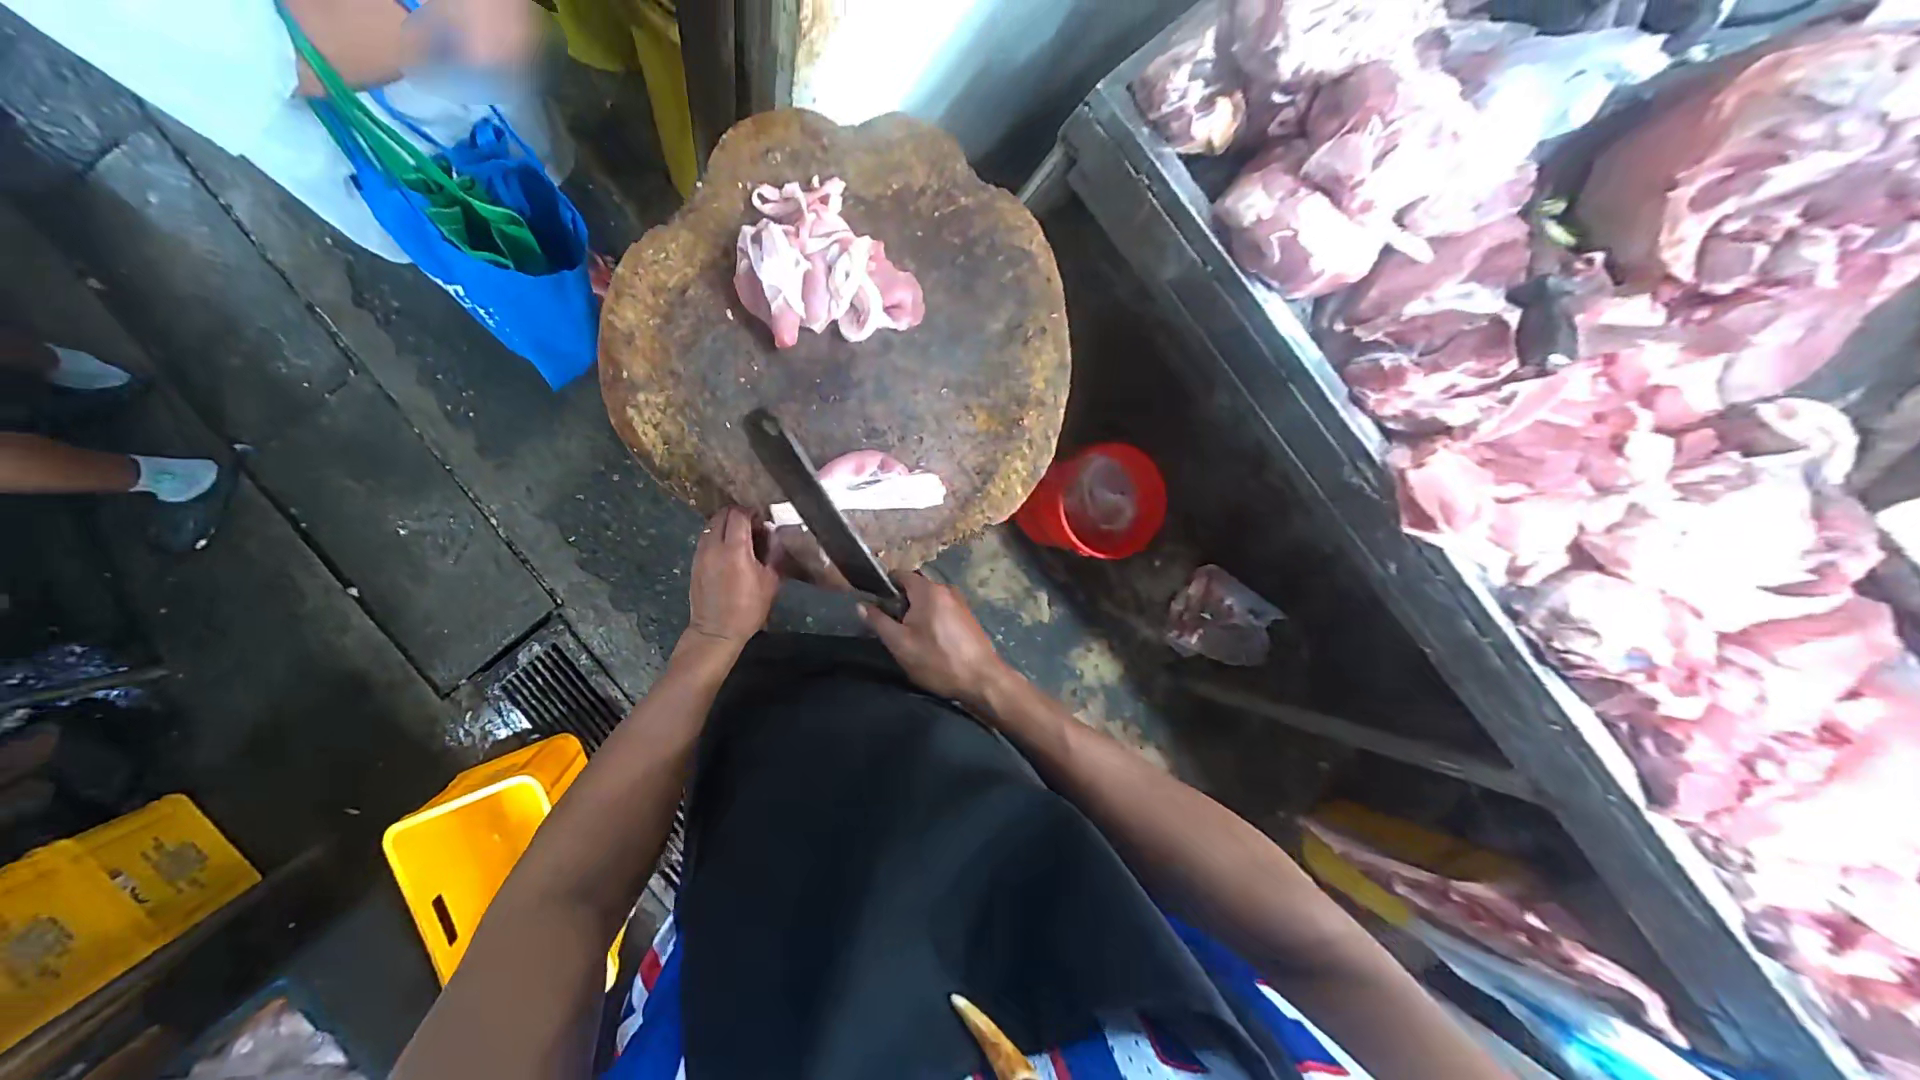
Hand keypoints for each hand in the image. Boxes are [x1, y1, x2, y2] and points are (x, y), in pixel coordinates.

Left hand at [686, 507, 779, 648]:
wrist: (716, 631)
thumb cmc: (748, 608)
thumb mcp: (771, 582)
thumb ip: (774, 554)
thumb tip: (775, 536)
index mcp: (735, 549)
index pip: (738, 514)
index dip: (751, 512)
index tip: (762, 520)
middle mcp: (714, 546)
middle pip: (722, 515)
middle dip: (738, 515)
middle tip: (752, 526)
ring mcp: (700, 554)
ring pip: (711, 525)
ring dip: (726, 525)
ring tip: (741, 538)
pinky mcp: (694, 562)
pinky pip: (706, 539)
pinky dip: (717, 536)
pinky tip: (729, 551)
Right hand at [858, 574, 1012, 707]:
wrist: (981, 679)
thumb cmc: (937, 660)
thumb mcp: (900, 644)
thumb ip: (878, 621)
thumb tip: (862, 605)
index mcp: (928, 590)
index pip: (900, 575)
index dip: (884, 586)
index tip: (875, 604)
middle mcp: (946, 589)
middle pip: (915, 588)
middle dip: (901, 603)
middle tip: (892, 627)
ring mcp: (960, 602)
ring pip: (929, 600)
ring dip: (917, 613)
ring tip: (910, 637)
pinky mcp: (968, 616)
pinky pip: (943, 609)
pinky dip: (932, 619)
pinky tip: (930, 641)